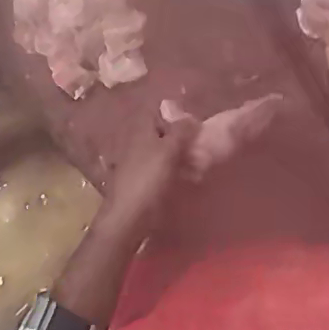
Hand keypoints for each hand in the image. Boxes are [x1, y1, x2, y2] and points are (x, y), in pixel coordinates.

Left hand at [94, 114, 199, 244]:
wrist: (128, 217)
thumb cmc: (149, 178)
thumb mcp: (169, 150)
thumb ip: (181, 131)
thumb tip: (191, 117)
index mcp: (140, 131)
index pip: (155, 112)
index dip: (174, 114)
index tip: (193, 121)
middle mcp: (135, 143)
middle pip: (159, 133)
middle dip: (179, 137)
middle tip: (199, 143)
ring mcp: (135, 163)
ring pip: (161, 153)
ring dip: (178, 156)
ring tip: (198, 163)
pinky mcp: (139, 182)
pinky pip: (159, 170)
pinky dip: (172, 172)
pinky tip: (186, 179)